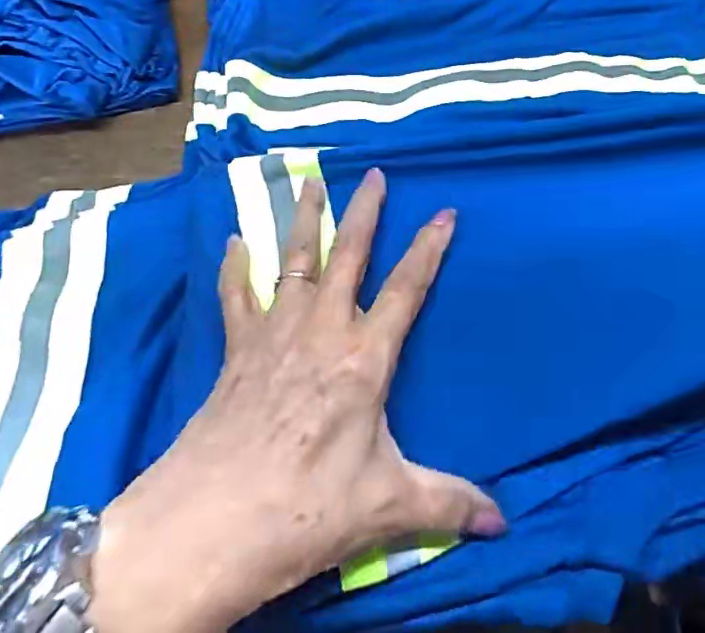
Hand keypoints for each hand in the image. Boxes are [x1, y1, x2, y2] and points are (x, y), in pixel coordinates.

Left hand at [88, 170, 504, 632]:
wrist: (201, 532)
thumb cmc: (301, 512)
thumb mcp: (385, 507)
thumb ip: (447, 503)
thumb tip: (503, 523)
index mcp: (363, 360)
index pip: (406, 289)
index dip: (429, 248)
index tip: (445, 212)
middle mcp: (321, 334)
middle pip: (348, 258)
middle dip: (364, 212)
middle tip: (374, 173)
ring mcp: (274, 338)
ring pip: (294, 264)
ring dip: (304, 221)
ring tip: (310, 183)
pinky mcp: (236, 354)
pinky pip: (237, 299)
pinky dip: (236, 269)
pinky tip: (233, 242)